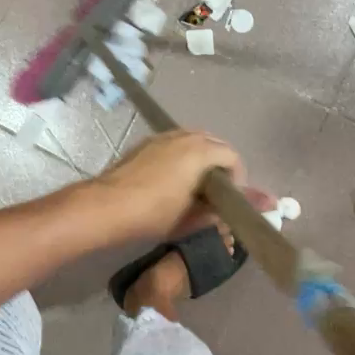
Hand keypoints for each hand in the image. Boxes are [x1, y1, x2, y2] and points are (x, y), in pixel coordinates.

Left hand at [89, 129, 244, 242]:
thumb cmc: (154, 214)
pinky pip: (174, 142)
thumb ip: (221, 211)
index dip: (238, 177)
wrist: (108, 205)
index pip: (231, 155)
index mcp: (199, 151)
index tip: (231, 198)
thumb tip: (246, 210)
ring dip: (201, 157)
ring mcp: (162, 136)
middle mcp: (183, 136)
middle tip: (217, 191)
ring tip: (196, 184)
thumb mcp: (192, 219)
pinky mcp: (145, 142)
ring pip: (192, 139)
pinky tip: (173, 177)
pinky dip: (182, 154)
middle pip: (213, 142)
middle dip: (220, 164)